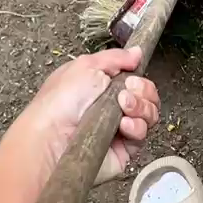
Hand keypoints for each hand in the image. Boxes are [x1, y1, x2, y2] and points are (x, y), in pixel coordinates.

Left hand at [12, 47, 160, 184]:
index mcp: (101, 85)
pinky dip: (137, 127)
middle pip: (146, 95)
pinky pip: (143, 135)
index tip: (131, 76)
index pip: (134, 78)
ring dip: (141, 107)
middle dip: (142, 90)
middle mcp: (112, 106)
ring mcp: (119, 128)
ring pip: (149, 114)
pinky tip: (123, 125)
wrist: (53, 139)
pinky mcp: (124, 149)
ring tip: (124, 107)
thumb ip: (116, 57)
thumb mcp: (86, 66)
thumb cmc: (61, 102)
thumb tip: (137, 53)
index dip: (138, 77)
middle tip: (126, 92)